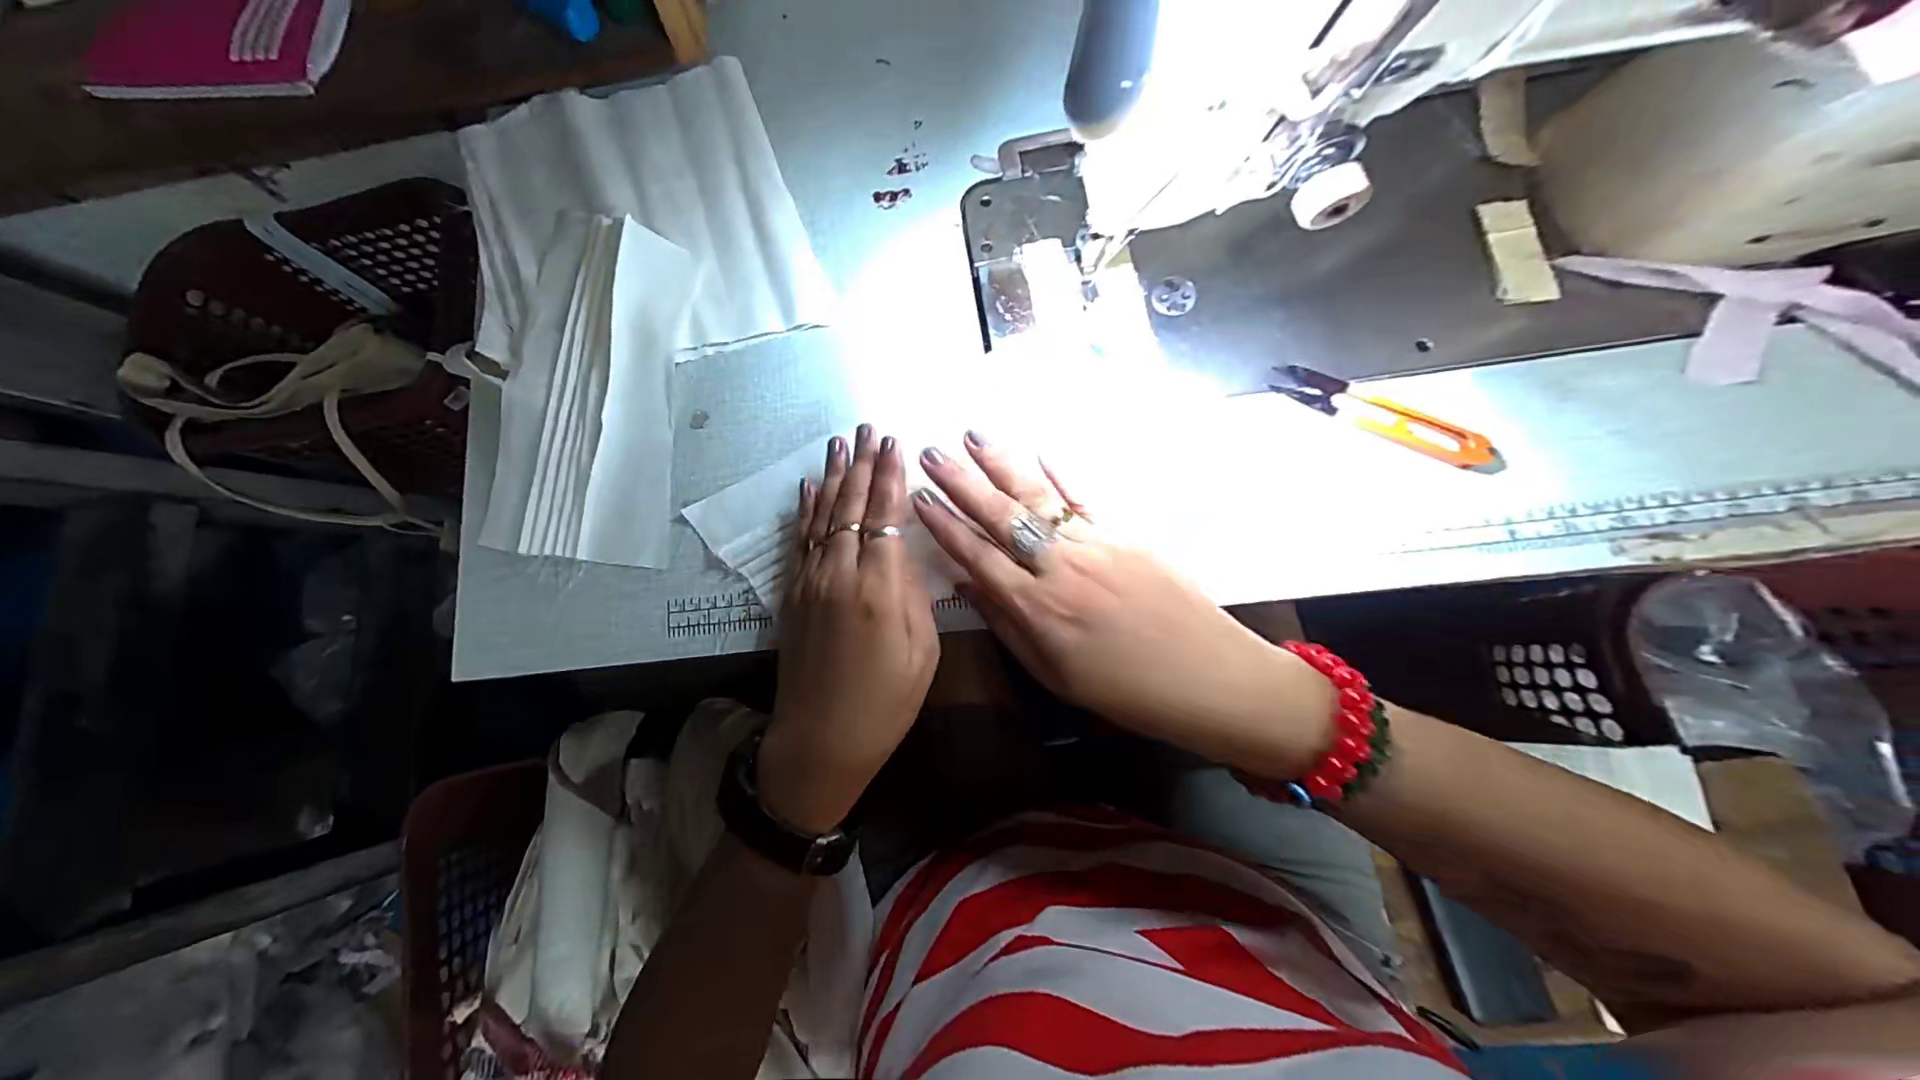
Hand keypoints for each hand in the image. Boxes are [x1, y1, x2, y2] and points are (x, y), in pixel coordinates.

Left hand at [758, 425, 938, 834]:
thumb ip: (914, 596)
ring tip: (838, 442)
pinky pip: (799, 541)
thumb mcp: (921, 653)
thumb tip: (904, 556)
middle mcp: (840, 574)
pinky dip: (806, 510)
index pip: (885, 516)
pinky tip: (810, 487)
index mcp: (879, 588)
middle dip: (862, 464)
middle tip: (866, 428)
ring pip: (822, 516)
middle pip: (850, 507)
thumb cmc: (885, 704)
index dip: (890, 478)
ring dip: (833, 477)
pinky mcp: (793, 595)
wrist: (820, 741)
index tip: (895, 444)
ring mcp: (810, 582)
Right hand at [912, 433, 1336, 779]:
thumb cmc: (1122, 689)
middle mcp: (1058, 567)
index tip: (918, 497)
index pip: (977, 555)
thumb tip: (969, 586)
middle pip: (1000, 517)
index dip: (944, 525)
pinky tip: (1039, 450)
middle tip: (930, 452)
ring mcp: (1093, 544)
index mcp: (1035, 608)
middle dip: (960, 482)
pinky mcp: (1125, 534)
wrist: (1205, 676)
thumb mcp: (1053, 673)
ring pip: (1038, 497)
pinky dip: (1061, 472)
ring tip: (973, 436)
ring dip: (1002, 464)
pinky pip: (1085, 498)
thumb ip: (1008, 626)